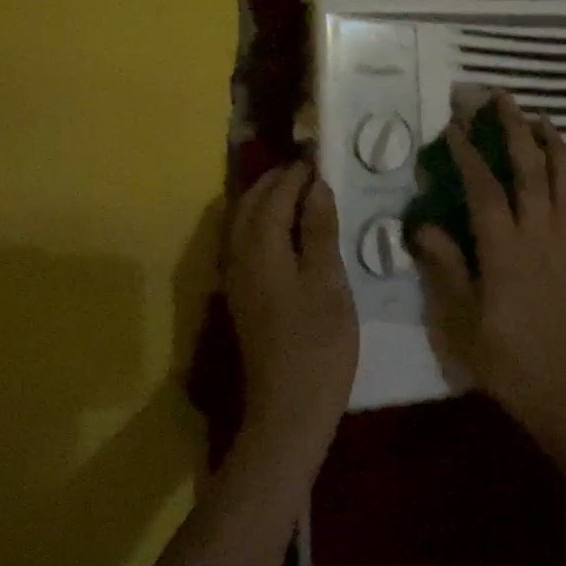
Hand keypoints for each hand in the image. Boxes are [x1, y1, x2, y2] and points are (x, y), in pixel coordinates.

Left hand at [225, 162, 357, 439]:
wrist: (288, 411)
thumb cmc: (318, 345)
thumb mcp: (329, 284)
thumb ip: (320, 231)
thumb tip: (316, 187)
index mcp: (260, 248)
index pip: (274, 195)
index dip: (297, 173)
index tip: (321, 155)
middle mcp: (238, 256)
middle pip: (249, 204)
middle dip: (276, 181)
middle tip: (310, 170)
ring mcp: (236, 279)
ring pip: (243, 223)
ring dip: (267, 201)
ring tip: (301, 193)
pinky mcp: (242, 297)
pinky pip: (246, 244)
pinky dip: (264, 225)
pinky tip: (289, 233)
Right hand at [411, 93, 565, 419]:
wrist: (559, 388)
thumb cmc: (501, 356)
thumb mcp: (460, 315)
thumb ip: (445, 265)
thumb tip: (424, 225)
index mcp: (505, 248)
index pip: (485, 188)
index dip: (469, 154)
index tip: (455, 125)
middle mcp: (539, 235)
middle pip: (531, 170)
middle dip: (516, 129)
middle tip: (501, 97)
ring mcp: (565, 245)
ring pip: (565, 183)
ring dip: (554, 146)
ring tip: (541, 119)